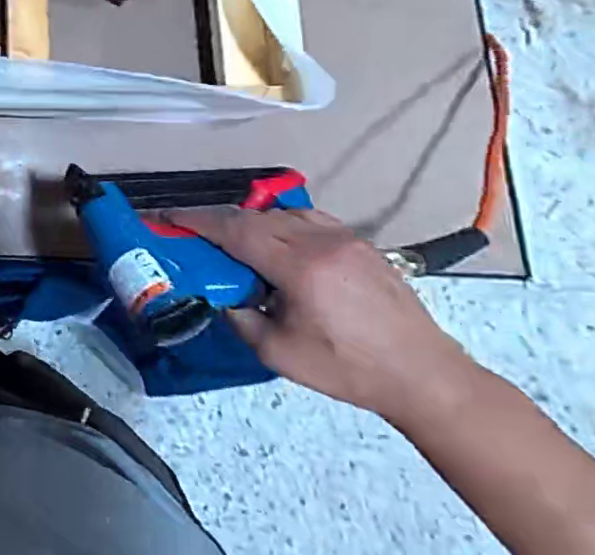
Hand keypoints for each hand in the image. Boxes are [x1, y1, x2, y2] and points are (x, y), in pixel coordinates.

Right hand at [164, 205, 483, 425]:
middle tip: (187, 228)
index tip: (165, 218)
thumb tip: (220, 293)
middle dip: (213, 218)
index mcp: (299, 267)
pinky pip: (306, 219)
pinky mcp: (361, 244)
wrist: (429, 380)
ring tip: (230, 238)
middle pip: (251, 216)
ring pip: (278, 212)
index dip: (194, 220)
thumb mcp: (277, 352)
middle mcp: (320, 243)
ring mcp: (345, 239)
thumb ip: (239, 316)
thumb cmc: (350, 370)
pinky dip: (279, 222)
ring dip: (247, 220)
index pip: (233, 229)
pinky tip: (275, 241)